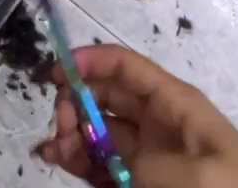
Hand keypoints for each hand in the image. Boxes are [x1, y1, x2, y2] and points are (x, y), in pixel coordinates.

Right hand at [37, 45, 237, 187]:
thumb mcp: (186, 176)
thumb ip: (136, 161)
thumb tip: (95, 156)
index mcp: (172, 102)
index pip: (121, 65)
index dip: (86, 61)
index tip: (55, 77)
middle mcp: (156, 122)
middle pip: (102, 97)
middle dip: (73, 105)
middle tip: (59, 130)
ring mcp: (150, 156)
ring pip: (98, 132)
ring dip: (70, 136)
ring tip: (51, 152)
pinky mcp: (143, 183)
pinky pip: (103, 164)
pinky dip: (78, 160)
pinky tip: (56, 160)